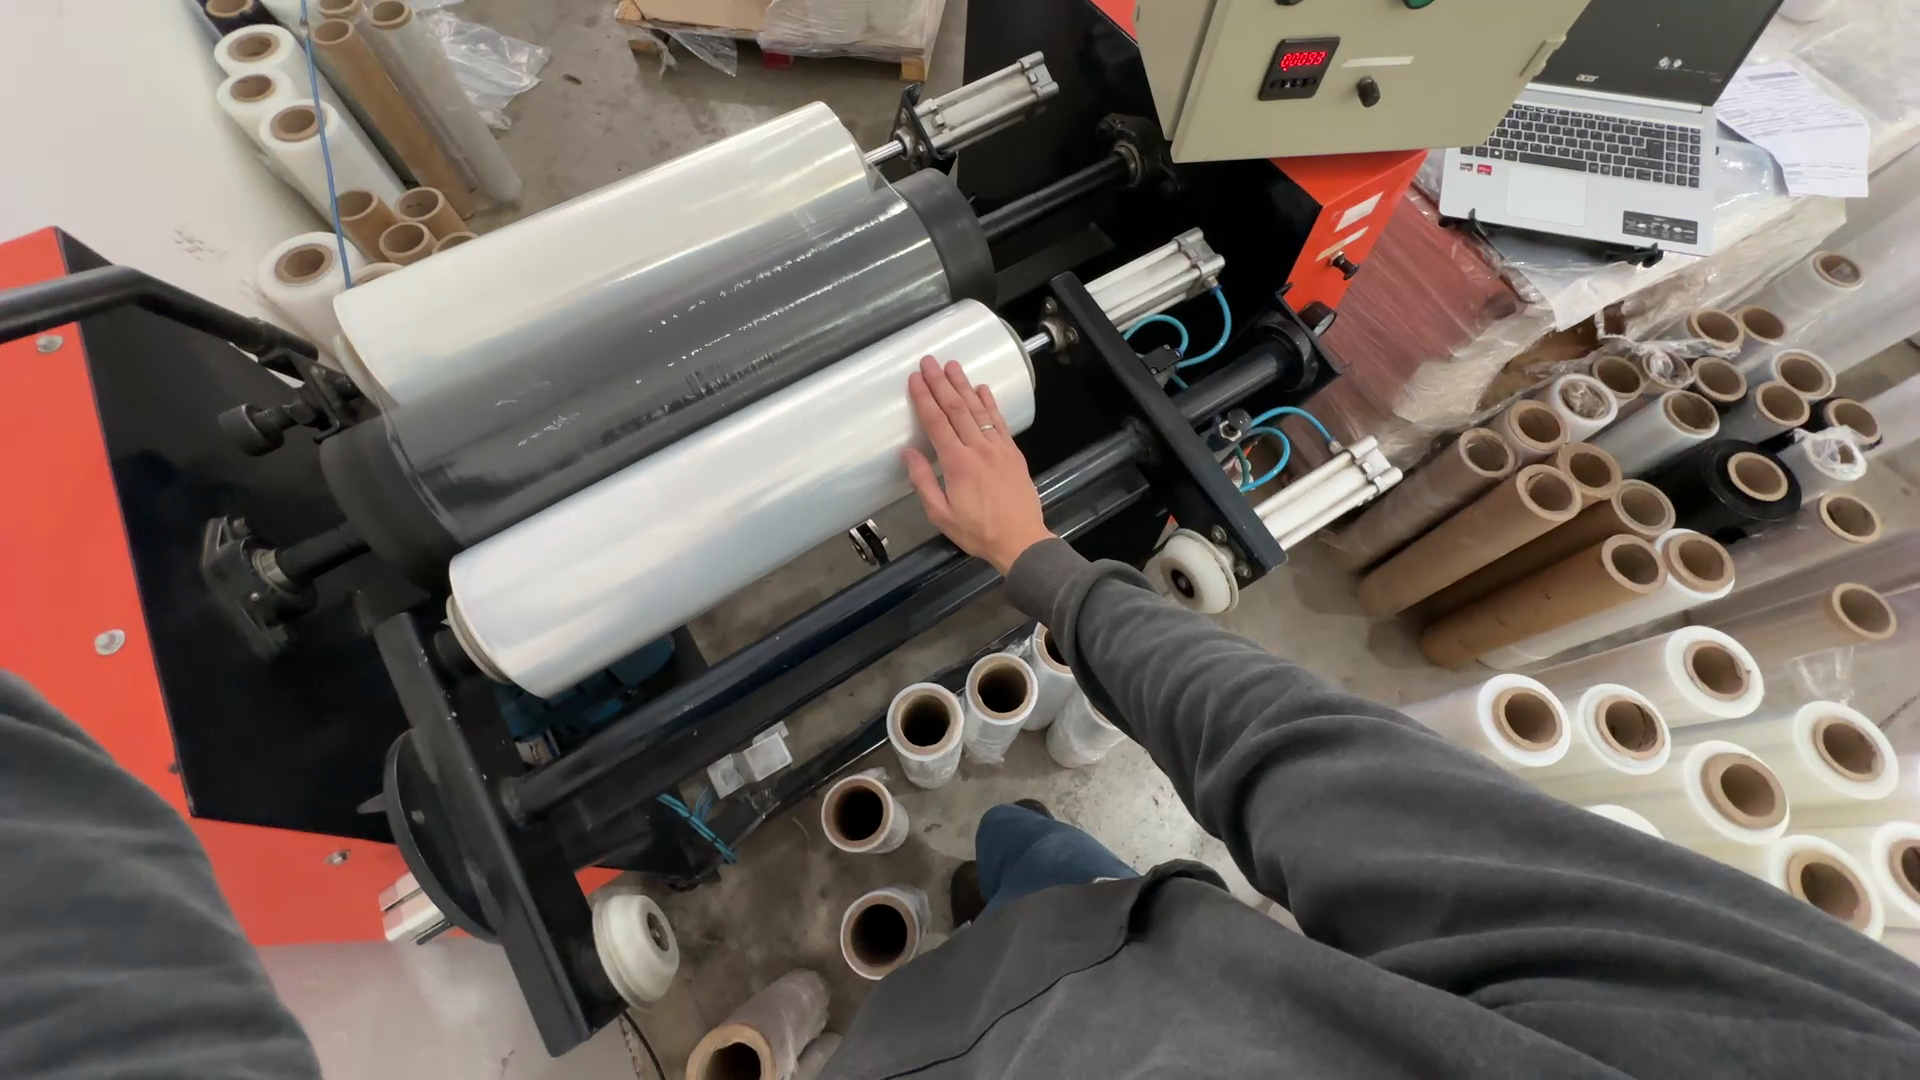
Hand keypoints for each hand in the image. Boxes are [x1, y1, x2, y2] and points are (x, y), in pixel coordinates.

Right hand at [902, 355, 1053, 574]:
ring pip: (978, 410)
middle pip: (956, 409)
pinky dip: (990, 403)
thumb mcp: (941, 515)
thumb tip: (908, 453)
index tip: (915, 378)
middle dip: (941, 383)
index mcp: (957, 464)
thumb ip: (923, 481)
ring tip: (952, 365)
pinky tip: (982, 388)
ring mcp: (999, 449)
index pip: (936, 423)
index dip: (924, 398)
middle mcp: (979, 450)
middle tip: (929, 361)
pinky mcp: (1013, 454)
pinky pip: (1000, 422)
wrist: (1021, 540)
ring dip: (963, 386)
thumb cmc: (978, 532)